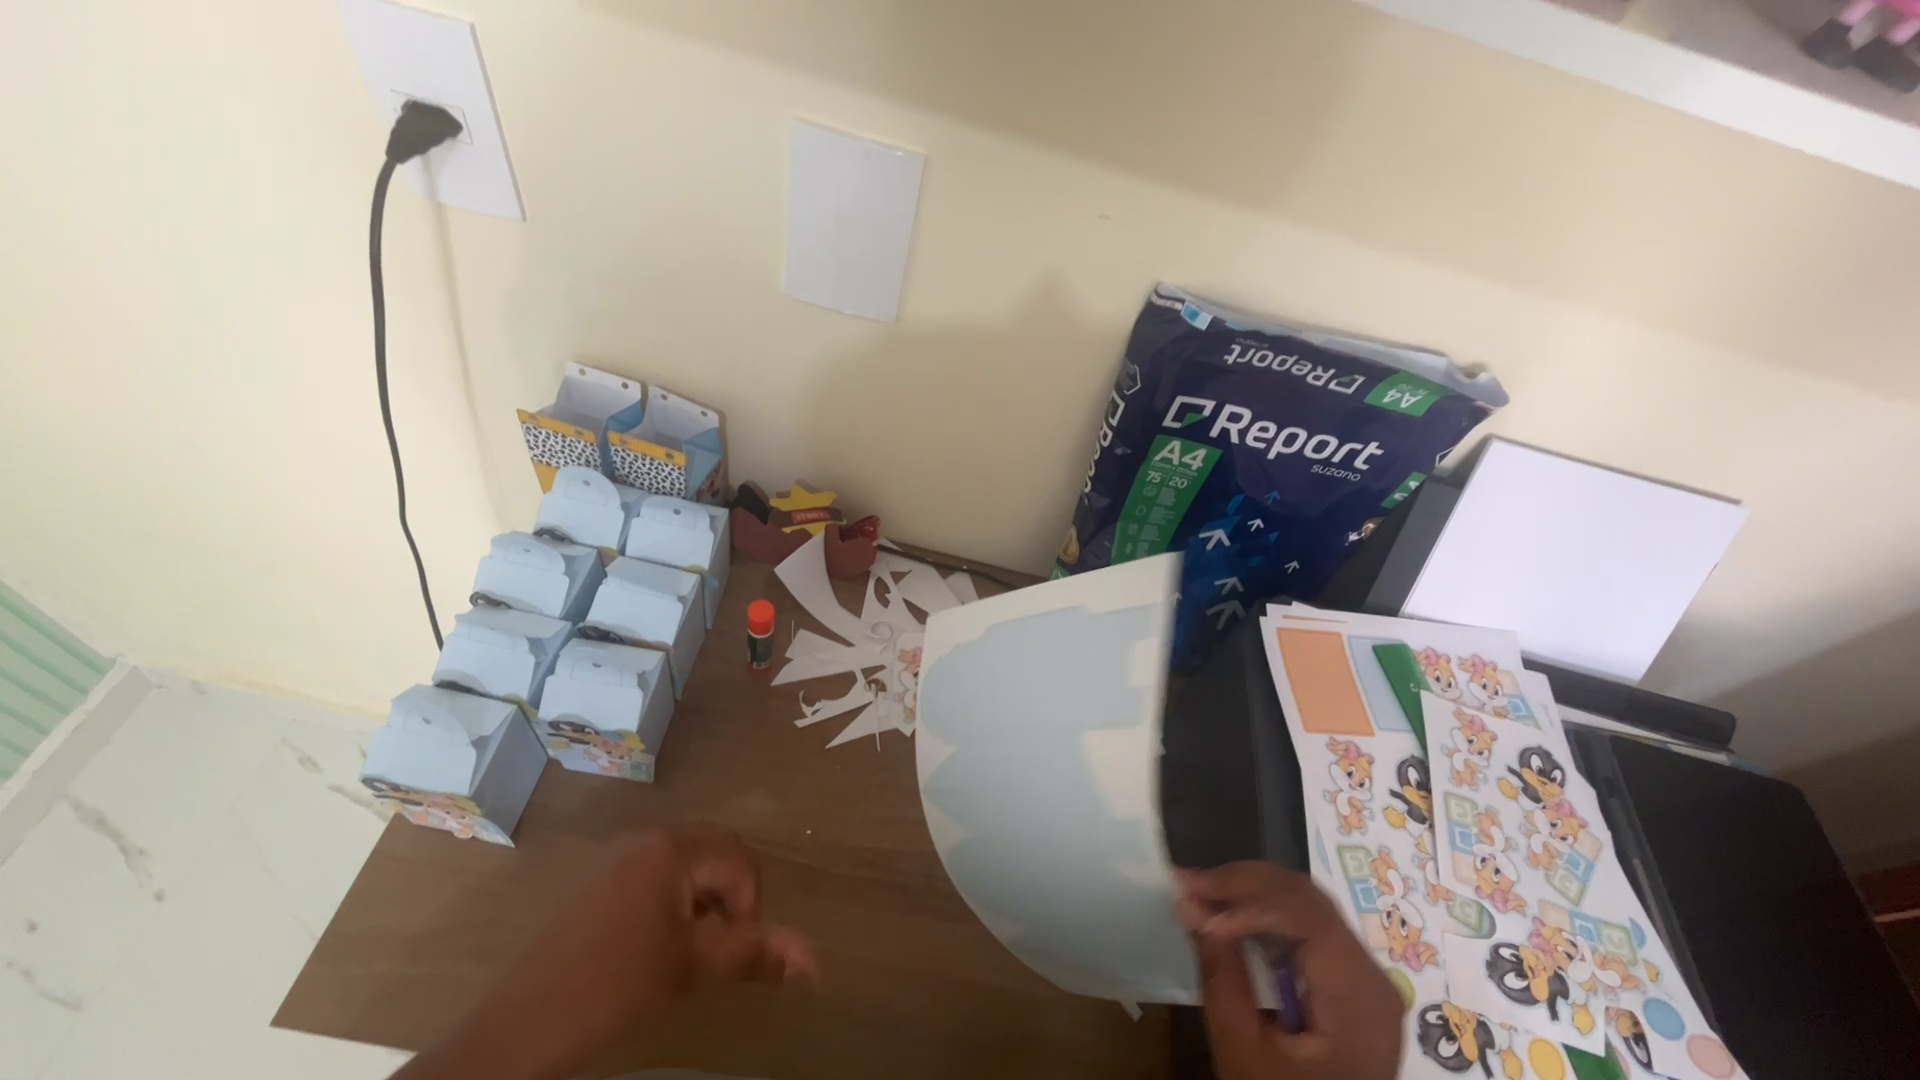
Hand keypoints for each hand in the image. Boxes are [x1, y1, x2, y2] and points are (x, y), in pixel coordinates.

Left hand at [526, 823, 816, 1026]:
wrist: (523, 1025)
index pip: (739, 860)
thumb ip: (756, 955)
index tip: (736, 949)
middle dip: (731, 894)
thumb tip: (816, 964)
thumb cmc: (616, 987)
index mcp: (670, 848)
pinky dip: (674, 900)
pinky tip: (660, 944)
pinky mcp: (598, 881)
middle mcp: (645, 839)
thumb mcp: (693, 968)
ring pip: (686, 863)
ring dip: (704, 897)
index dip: (750, 905)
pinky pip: (655, 874)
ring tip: (694, 947)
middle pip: (715, 850)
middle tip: (722, 943)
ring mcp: (616, 857)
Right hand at [1177, 862, 1402, 1079]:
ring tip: (1201, 894)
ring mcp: (1365, 982)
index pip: (1305, 914)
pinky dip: (1265, 919)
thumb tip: (1191, 906)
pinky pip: (1308, 934)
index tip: (1194, 899)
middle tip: (1188, 884)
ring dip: (1251, 895)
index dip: (1247, 897)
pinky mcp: (1350, 990)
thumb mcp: (1243, 1051)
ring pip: (1307, 909)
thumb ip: (1221, 974)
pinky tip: (1229, 920)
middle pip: (1308, 902)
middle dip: (1244, 885)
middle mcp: (1372, 977)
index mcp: (1358, 996)